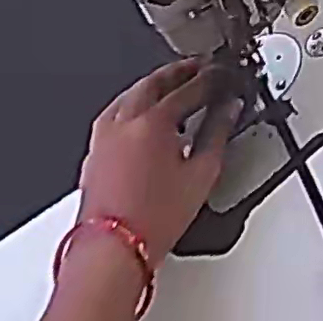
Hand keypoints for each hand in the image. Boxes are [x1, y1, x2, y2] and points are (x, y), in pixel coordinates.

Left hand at [77, 59, 240, 266]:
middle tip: (200, 66)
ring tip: (173, 81)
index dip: (213, 77)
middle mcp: (124, 125)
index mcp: (153, 122)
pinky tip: (142, 109)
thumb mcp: (203, 170)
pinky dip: (132, 102)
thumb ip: (218, 131)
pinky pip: (113, 114)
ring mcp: (104, 140)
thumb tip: (228, 110)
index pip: (191, 87)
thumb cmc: (152, 219)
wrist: (112, 255)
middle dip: (180, 70)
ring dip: (154, 83)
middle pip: (154, 82)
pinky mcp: (93, 156)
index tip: (226, 75)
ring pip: (129, 95)